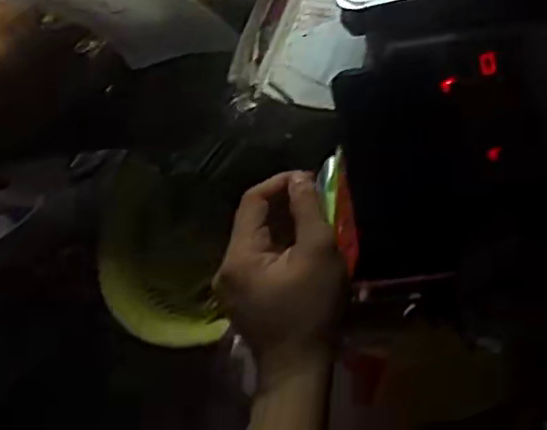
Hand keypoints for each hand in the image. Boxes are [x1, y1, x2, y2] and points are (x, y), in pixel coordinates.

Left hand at [216, 171, 345, 381]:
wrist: (298, 368)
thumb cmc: (310, 307)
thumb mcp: (317, 249)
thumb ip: (307, 208)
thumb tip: (299, 178)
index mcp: (239, 255)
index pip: (253, 199)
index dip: (281, 181)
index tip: (310, 178)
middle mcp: (228, 266)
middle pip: (254, 217)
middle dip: (286, 200)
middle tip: (318, 195)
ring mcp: (235, 283)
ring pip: (260, 235)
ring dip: (287, 220)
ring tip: (316, 214)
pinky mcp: (246, 293)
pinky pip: (263, 253)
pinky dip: (284, 240)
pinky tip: (306, 241)